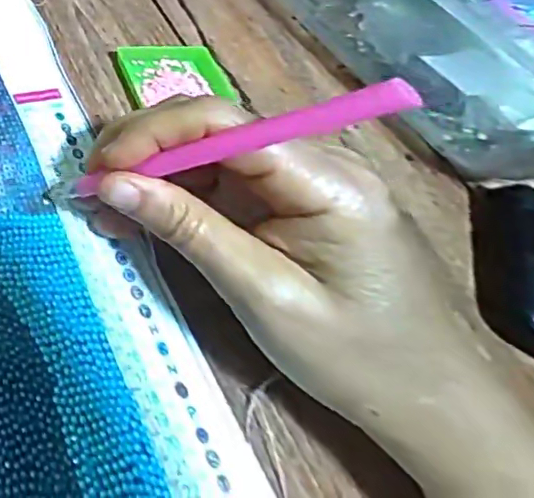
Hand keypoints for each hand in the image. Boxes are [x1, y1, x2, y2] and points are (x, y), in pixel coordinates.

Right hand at [77, 96, 533, 497]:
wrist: (440, 412)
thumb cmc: (361, 361)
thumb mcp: (262, 294)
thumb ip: (185, 227)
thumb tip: (107, 182)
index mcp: (325, 178)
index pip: (217, 121)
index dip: (147, 135)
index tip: (99, 171)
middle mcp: (314, 158)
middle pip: (204, 124)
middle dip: (141, 149)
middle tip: (93, 188)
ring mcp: (300, 174)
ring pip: (202, 147)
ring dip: (149, 172)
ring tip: (108, 209)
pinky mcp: (287, 195)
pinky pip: (216, 176)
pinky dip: (173, 192)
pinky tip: (143, 215)